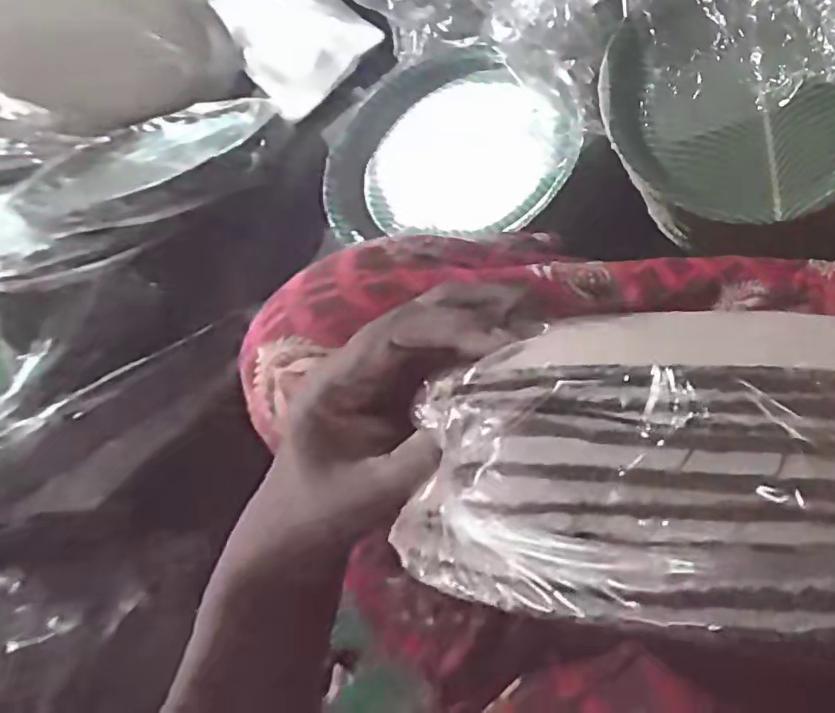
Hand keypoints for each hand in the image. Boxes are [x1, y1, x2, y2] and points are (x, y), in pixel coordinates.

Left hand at [234, 283, 534, 568]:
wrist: (295, 530)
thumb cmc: (322, 513)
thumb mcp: (368, 493)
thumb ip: (419, 457)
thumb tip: (487, 417)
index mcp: (338, 378)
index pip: (400, 330)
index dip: (456, 327)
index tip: (504, 343)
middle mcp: (365, 355)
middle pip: (428, 307)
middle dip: (483, 305)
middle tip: (535, 315)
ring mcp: (392, 360)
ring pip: (447, 312)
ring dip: (493, 310)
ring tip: (539, 318)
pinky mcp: (415, 370)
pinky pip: (458, 338)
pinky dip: (493, 331)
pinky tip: (524, 338)